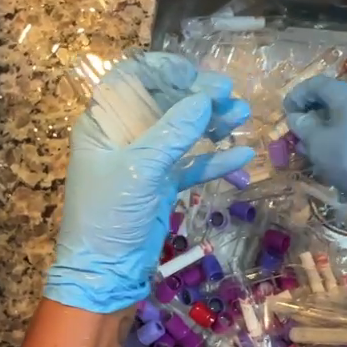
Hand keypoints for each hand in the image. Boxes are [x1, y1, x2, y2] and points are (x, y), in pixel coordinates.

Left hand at [45, 53, 253, 312]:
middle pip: (163, 101)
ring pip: (181, 131)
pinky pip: (190, 164)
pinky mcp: (160, 185)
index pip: (132, 79)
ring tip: (243, 114)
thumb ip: (173, 132)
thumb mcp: (140, 170)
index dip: (165, 70)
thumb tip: (205, 98)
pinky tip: (243, 156)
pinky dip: (214, 159)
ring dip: (211, 122)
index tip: (199, 74)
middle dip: (197, 96)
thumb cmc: (109, 216)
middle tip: (230, 95)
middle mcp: (122, 136)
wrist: (105, 276)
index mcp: (103, 123)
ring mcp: (143, 160)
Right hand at [284, 75, 346, 235]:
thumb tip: (297, 117)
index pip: (318, 83)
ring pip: (344, 113)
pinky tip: (328, 150)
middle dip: (311, 111)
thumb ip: (303, 125)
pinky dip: (339, 132)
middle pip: (333, 97)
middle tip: (296, 128)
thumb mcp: (317, 142)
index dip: (298, 94)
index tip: (286, 112)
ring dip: (323, 124)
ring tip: (309, 143)